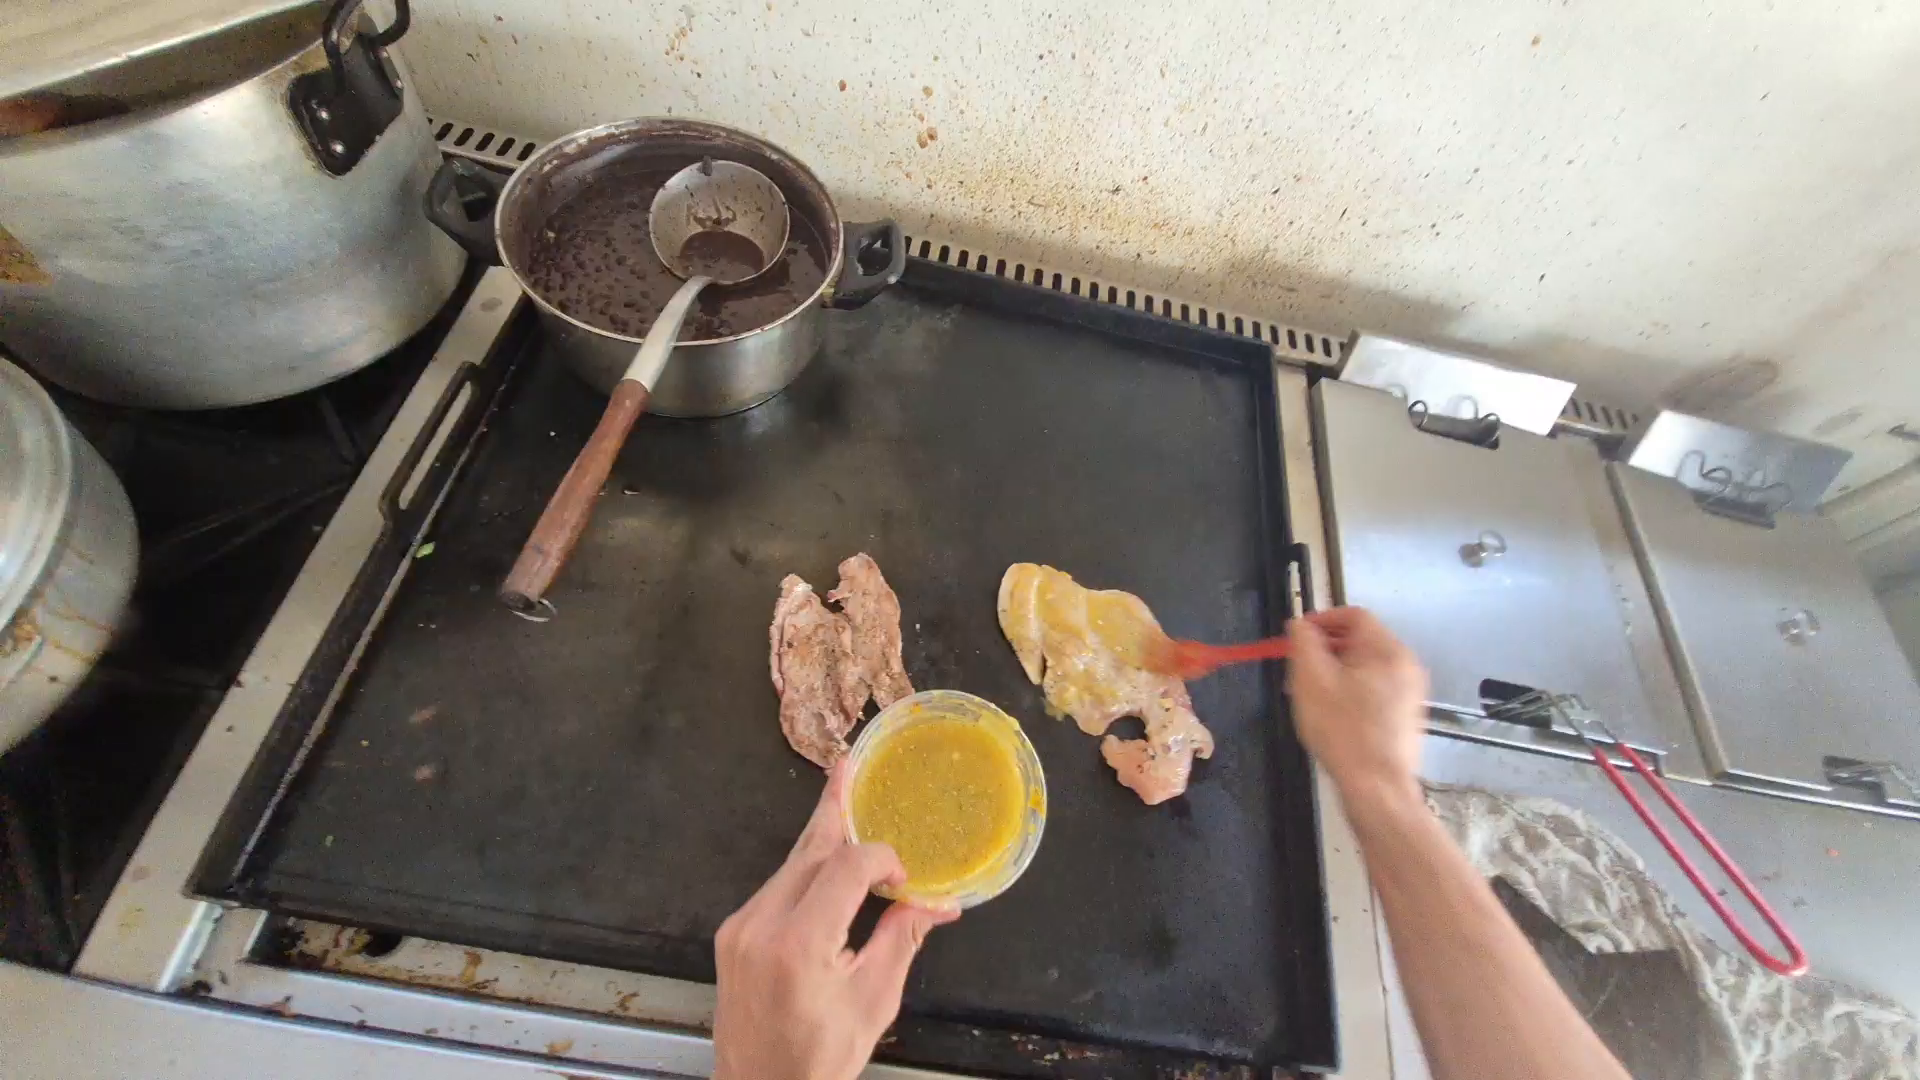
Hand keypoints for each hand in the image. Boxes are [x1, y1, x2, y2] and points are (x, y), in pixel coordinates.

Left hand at [712, 767, 958, 1079]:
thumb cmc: (819, 1059)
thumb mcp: (872, 1003)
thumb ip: (903, 939)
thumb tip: (943, 902)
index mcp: (799, 944)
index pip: (847, 867)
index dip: (881, 858)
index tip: (904, 878)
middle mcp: (760, 923)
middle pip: (809, 848)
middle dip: (834, 805)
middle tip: (848, 762)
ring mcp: (740, 925)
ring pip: (792, 862)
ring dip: (824, 834)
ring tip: (843, 793)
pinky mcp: (734, 931)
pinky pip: (779, 884)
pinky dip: (808, 865)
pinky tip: (828, 857)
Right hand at [1285, 607, 1427, 810]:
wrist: (1376, 787)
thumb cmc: (1342, 730)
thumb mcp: (1311, 679)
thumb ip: (1303, 642)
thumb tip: (1300, 625)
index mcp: (1388, 651)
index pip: (1353, 615)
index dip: (1320, 619)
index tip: (1295, 636)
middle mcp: (1406, 666)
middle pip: (1359, 639)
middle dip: (1324, 648)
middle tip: (1297, 667)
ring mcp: (1410, 691)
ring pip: (1364, 664)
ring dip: (1333, 669)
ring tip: (1309, 692)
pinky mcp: (1405, 713)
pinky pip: (1373, 686)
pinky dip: (1349, 688)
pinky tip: (1330, 711)